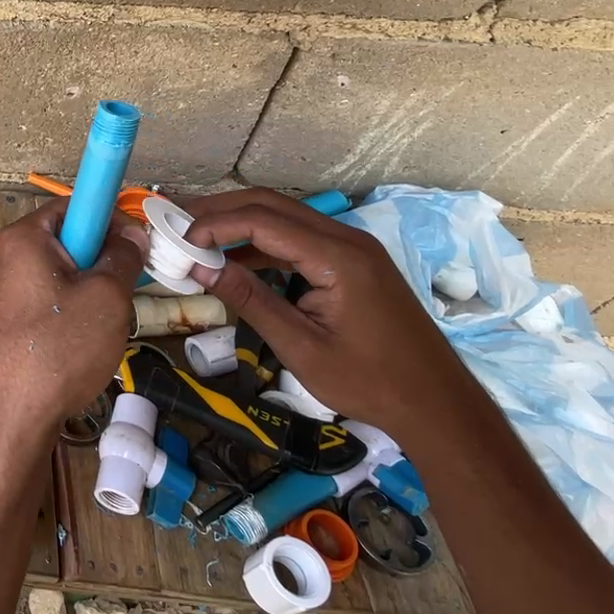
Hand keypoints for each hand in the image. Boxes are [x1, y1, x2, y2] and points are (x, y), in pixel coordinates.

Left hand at [0, 198, 148, 440]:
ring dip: (86, 293)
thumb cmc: (59, 349)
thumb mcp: (107, 297)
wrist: (10, 418)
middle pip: (63, 242)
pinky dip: (65, 315)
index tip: (136, 243)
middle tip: (126, 289)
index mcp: (21, 239)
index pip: (73, 205)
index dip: (110, 218)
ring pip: (55, 277)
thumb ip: (123, 257)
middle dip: (99, 262)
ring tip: (103, 326)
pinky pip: (41, 303)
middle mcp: (1, 258)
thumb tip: (130, 235)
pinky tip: (79, 347)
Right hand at [180, 189, 471, 439]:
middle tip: (173, 219)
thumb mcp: (300, 347)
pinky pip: (297, 238)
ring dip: (236, 221)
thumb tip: (199, 265)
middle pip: (270, 205)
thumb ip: (249, 299)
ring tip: (192, 233)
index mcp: (338, 257)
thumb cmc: (371, 383)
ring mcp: (352, 249)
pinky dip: (259, 241)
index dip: (214, 224)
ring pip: (283, 217)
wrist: (440, 409)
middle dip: (218, 209)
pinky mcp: (351, 263)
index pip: (261, 220)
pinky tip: (230, 257)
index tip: (178, 241)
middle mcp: (346, 239)